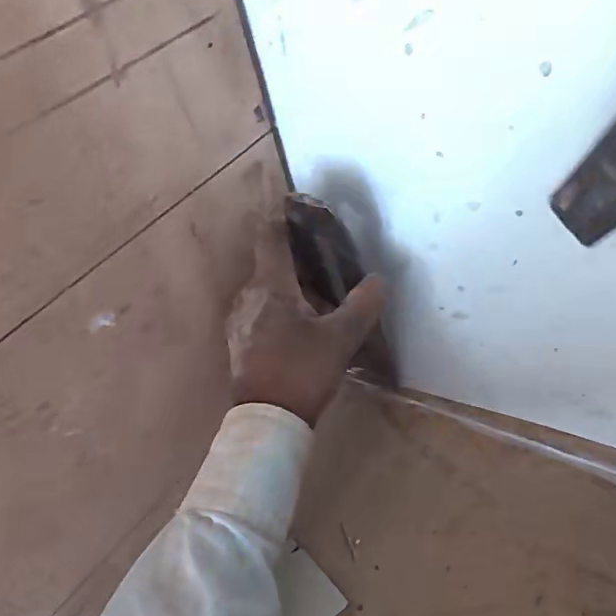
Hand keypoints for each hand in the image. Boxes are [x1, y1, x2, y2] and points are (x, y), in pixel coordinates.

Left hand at [226, 218, 386, 426]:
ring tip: (318, 297)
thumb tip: (378, 282)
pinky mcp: (238, 344)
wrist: (267, 421)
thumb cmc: (301, 372)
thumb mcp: (340, 339)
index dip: (280, 210)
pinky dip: (279, 309)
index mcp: (268, 285)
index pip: (270, 233)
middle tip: (325, 260)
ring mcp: (238, 321)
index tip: (292, 195)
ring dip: (289, 287)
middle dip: (296, 258)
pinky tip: (300, 325)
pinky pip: (260, 313)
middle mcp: (247, 296)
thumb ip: (361, 306)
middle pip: (270, 263)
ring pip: (265, 291)